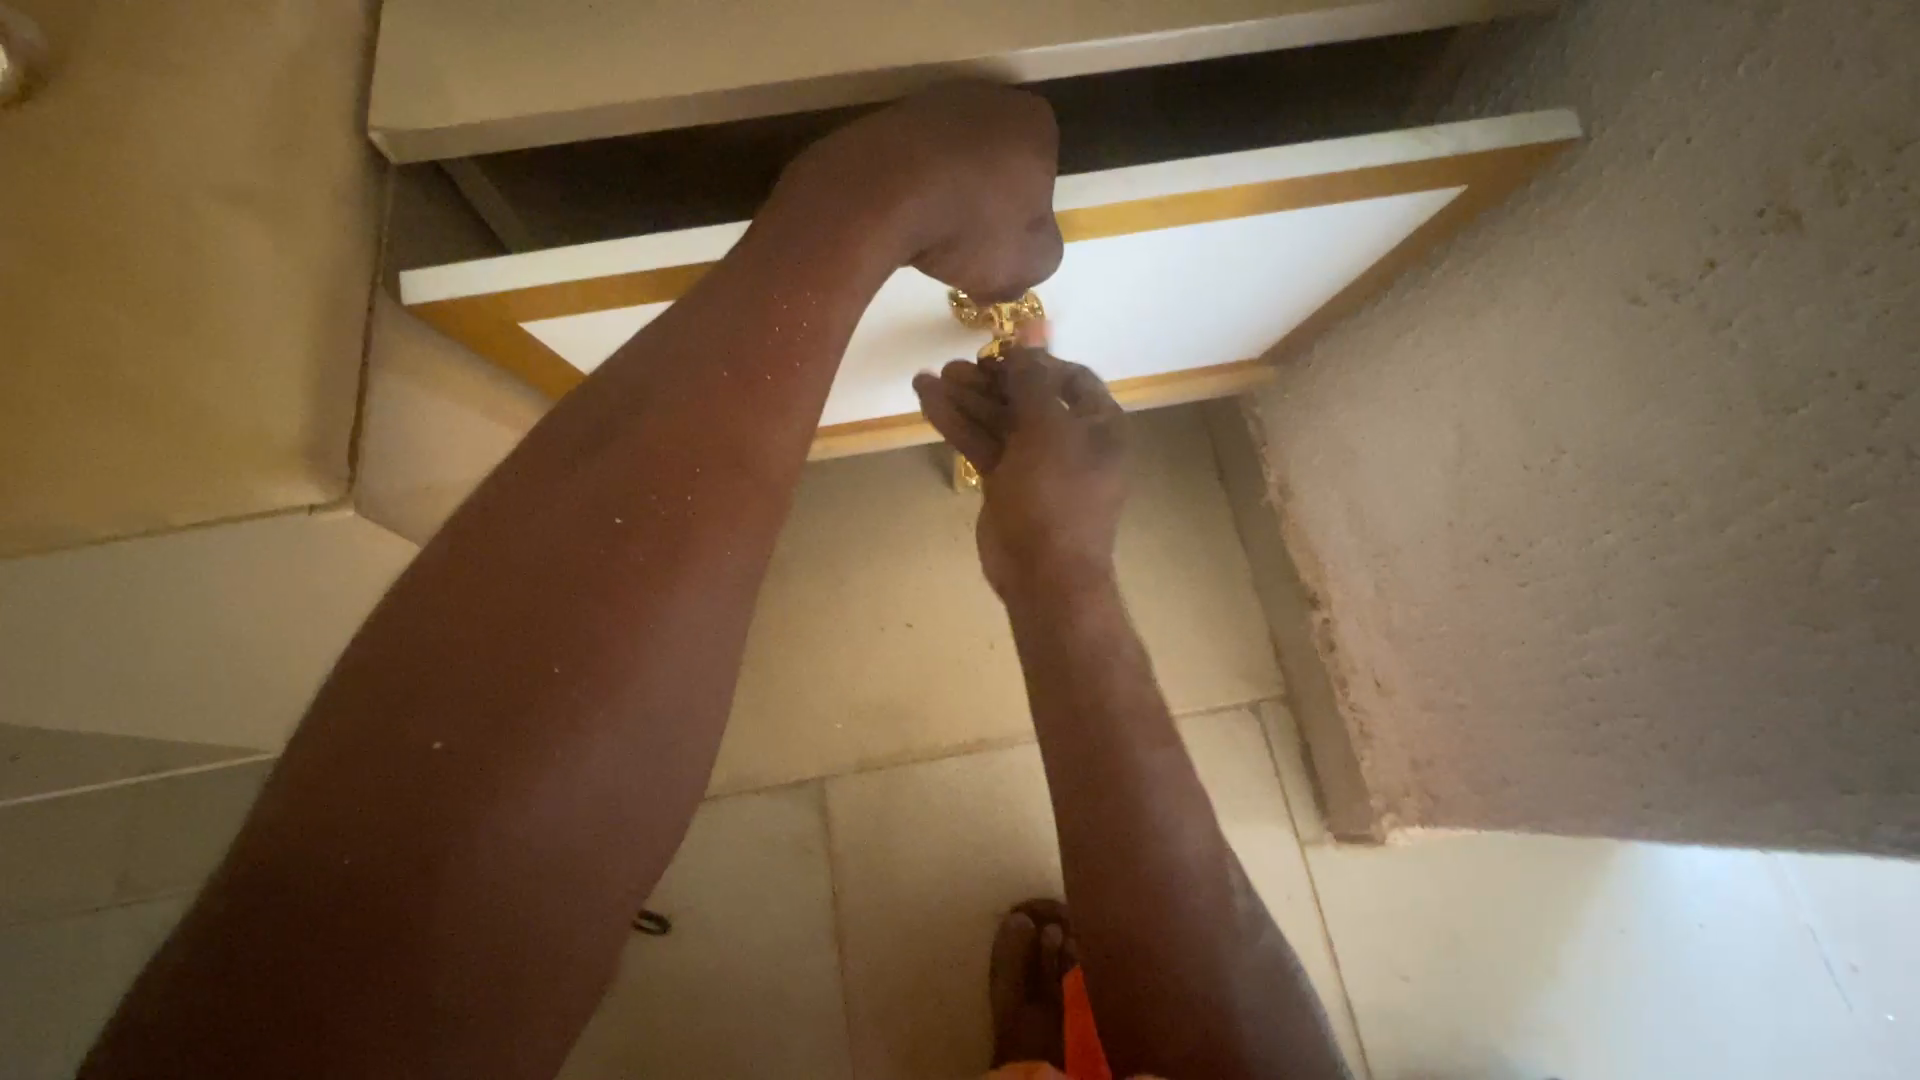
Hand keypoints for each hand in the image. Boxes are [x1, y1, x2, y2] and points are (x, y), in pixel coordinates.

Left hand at [778, 82, 1063, 301]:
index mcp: (1035, 123)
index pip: (1042, 176)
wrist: (887, 194)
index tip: (1007, 253)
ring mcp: (931, 105)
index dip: (1025, 222)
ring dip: (944, 205)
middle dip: (984, 210)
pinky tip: (902, 227)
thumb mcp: (1032, 262)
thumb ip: (1040, 259)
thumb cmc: (977, 224)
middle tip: (970, 255)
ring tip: (931, 245)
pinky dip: (909, 198)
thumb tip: (1021, 264)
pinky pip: (909, 170)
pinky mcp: (884, 123)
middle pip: (994, 169)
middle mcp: (987, 99)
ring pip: (949, 169)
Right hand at [914, 327, 1127, 600]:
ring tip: (928, 377)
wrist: (1044, 573)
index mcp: (1099, 425)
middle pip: (1028, 397)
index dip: (1034, 361)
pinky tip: (926, 399)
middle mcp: (1071, 440)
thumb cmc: (1056, 494)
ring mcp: (1036, 464)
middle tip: (955, 366)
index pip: (1070, 378)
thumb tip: (1029, 330)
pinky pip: (983, 444)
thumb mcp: (1047, 428)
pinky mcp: (1007, 484)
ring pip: (999, 421)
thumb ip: (1031, 378)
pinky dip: (957, 424)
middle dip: (990, 379)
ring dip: (966, 398)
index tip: (998, 352)